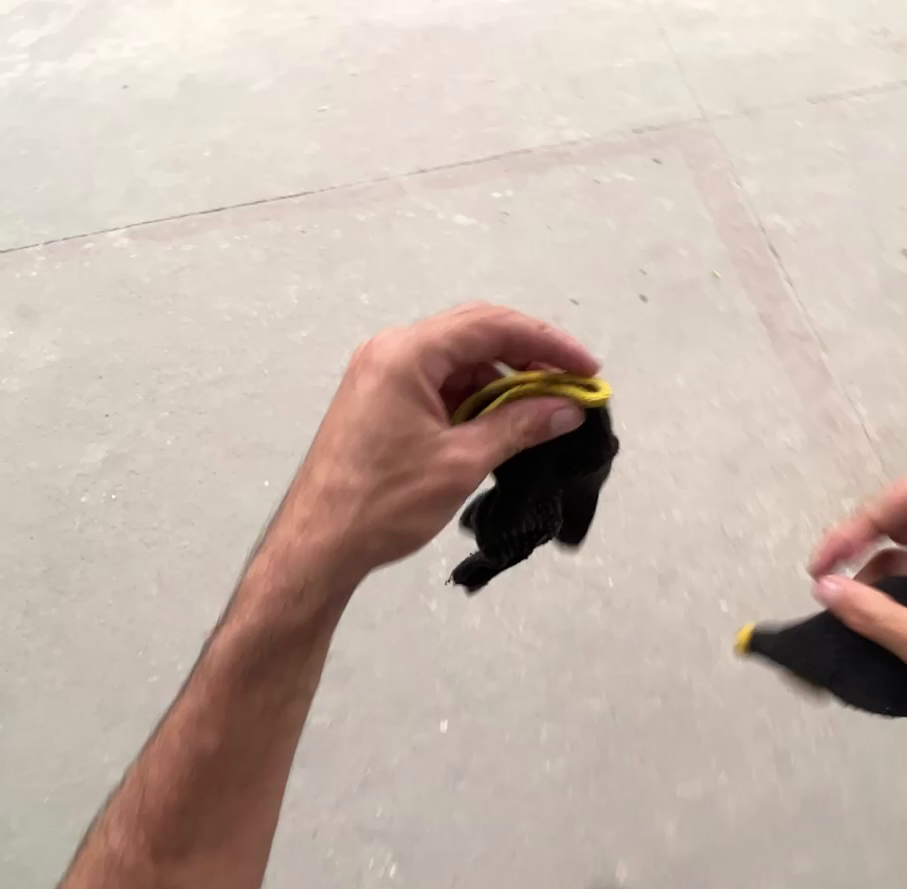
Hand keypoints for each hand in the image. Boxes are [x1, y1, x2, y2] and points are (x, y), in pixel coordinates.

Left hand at [270, 302, 600, 586]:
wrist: (319, 544)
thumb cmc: (385, 503)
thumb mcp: (462, 462)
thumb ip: (520, 426)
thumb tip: (569, 409)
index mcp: (407, 353)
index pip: (491, 326)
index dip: (548, 343)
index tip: (587, 369)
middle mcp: (393, 352)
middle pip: (476, 335)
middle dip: (529, 358)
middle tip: (571, 386)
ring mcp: (384, 376)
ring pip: (460, 363)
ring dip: (504, 383)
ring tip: (544, 411)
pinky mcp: (383, 402)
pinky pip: (441, 387)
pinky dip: (477, 401)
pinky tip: (504, 424)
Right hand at [807, 478, 906, 766]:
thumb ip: (873, 614)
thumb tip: (823, 587)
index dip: (861, 521)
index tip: (831, 560)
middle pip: (905, 519)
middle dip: (859, 540)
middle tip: (824, 574)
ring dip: (870, 567)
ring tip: (842, 599)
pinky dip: (888, 588)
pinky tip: (869, 615)